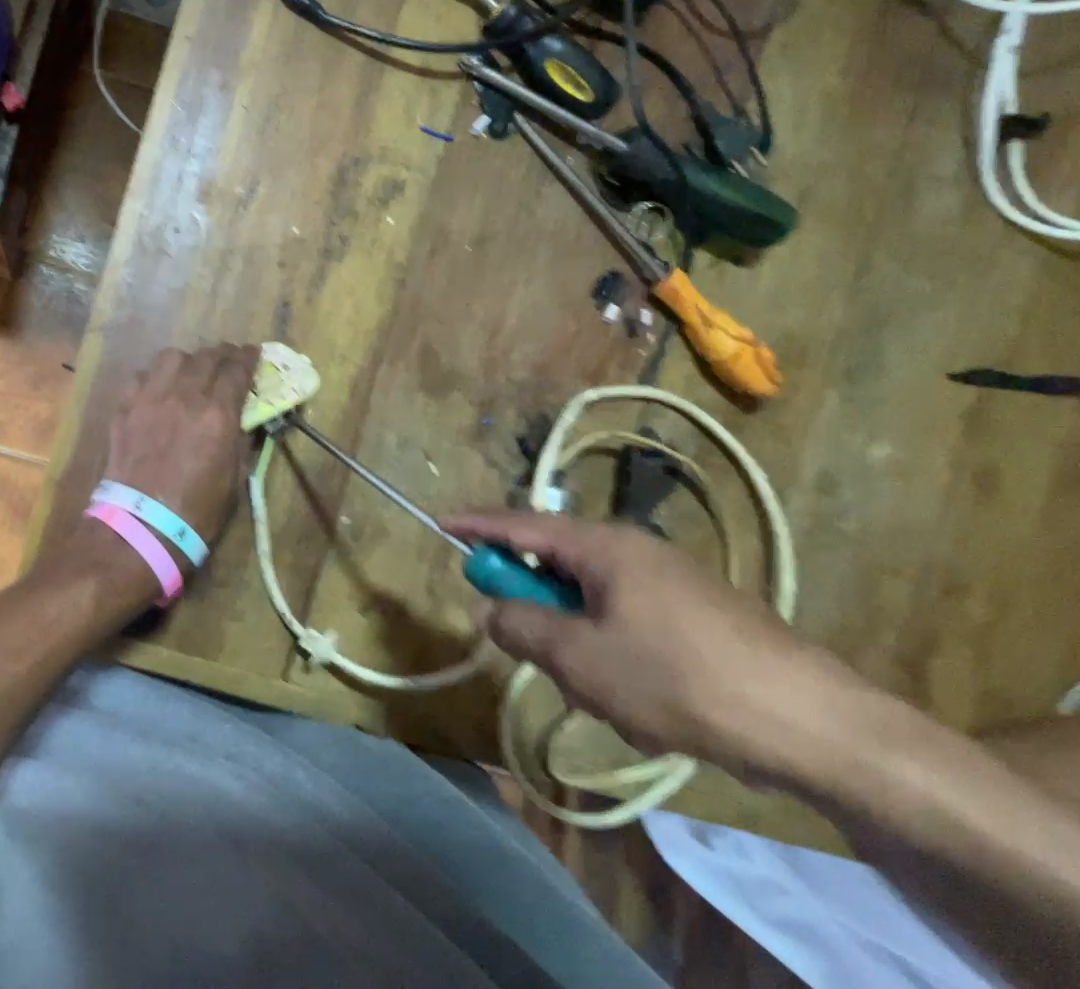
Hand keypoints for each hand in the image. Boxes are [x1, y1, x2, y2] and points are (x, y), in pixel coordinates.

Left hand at [103, 344, 259, 566]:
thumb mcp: (235, 479)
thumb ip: (241, 441)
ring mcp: (149, 399)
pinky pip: (140, 378)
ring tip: (190, 373)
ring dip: (186, 361)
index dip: (249, 358)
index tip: (254, 354)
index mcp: (218, 413)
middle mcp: (184, 396)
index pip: (237, 369)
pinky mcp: (124, 410)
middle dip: (222, 355)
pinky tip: (157, 391)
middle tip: (227, 362)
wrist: (142, 528)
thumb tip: (244, 421)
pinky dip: (154, 378)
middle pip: (206, 357)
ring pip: (170, 358)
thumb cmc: (197, 512)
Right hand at [445, 511, 868, 778]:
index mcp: (606, 549)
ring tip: (601, 698)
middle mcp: (637, 556)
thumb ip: (521, 627)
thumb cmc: (676, 678)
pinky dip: (612, 664)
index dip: (477, 525)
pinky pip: (625, 632)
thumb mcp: (578, 656)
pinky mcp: (693, 624)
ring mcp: (670, 589)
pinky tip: (639, 709)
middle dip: (537, 614)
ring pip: (590, 610)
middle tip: (532, 654)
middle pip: (556, 569)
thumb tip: (494, 609)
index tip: (439, 523)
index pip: (522, 524)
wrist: (805, 723)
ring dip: (577, 651)